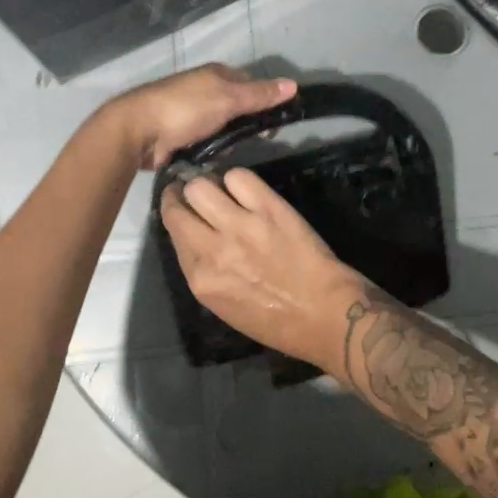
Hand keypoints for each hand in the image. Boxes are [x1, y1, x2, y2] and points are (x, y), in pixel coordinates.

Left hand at [104, 64, 297, 169]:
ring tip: (236, 154)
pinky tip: (218, 160)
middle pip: (238, 106)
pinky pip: (207, 141)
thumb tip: (293, 84)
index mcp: (215, 74)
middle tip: (259, 141)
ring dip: (230, 138)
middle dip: (247, 123)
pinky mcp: (180, 134)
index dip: (266, 100)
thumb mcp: (227, 99)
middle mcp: (204, 89)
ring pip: (223, 126)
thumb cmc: (185, 108)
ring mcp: (190, 112)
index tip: (276, 123)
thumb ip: (259, 94)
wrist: (138, 131)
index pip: (252, 84)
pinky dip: (213, 149)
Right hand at [160, 167, 365, 370]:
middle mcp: (213, 249)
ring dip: (209, 184)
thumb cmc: (276, 321)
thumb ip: (203, 268)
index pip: (173, 230)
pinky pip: (239, 177)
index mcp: (200, 279)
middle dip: (183, 194)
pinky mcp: (269, 209)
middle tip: (193, 192)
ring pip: (204, 185)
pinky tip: (245, 189)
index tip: (181, 206)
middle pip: (182, 201)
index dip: (175, 212)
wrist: (325, 314)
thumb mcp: (223, 305)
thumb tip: (195, 236)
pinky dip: (237, 179)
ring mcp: (241, 225)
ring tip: (220, 189)